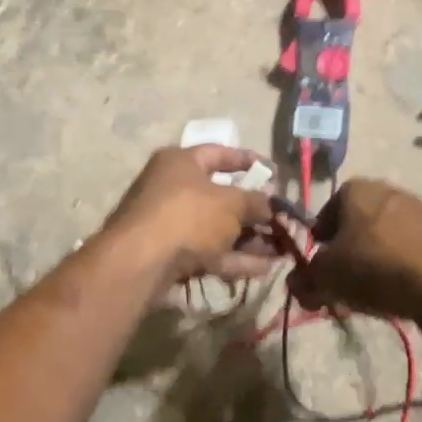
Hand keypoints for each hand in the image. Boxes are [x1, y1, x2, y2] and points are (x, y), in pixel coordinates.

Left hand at [101, 145, 276, 291]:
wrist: (141, 262)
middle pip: (220, 196)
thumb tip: (269, 205)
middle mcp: (172, 188)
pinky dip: (235, 259)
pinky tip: (265, 268)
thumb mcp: (231, 203)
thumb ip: (255, 202)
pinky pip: (210, 252)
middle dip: (253, 210)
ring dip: (249, 239)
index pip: (219, 153)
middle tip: (280, 219)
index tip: (274, 173)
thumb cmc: (188, 215)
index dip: (249, 161)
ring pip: (217, 229)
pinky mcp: (170, 255)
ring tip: (281, 249)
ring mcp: (169, 224)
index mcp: (180, 162)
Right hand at [290, 179, 421, 320]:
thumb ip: (306, 278)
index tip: (319, 276)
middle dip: (345, 262)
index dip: (317, 249)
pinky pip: (410, 251)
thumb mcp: (326, 276)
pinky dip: (400, 271)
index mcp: (354, 189)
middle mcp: (386, 190)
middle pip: (354, 231)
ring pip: (382, 242)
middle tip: (342, 294)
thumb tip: (295, 283)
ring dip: (372, 269)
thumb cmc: (375, 266)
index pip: (323, 217)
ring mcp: (419, 209)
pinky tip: (400, 296)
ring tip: (371, 301)